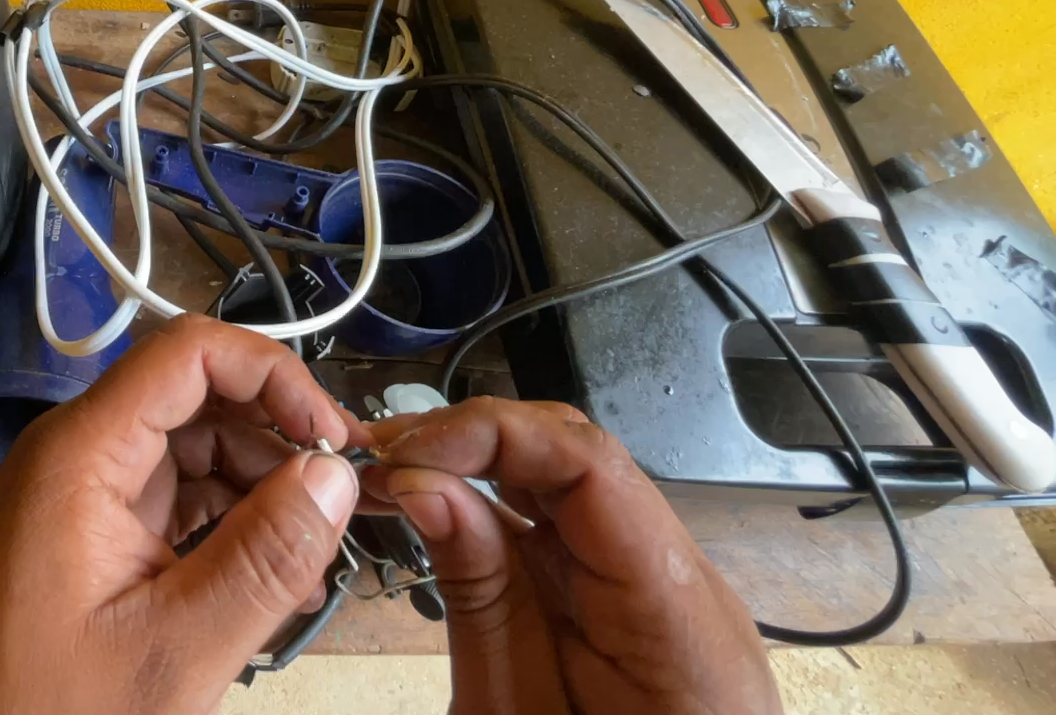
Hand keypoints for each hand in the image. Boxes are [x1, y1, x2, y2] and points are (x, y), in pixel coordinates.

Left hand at [0, 315, 362, 714]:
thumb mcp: (171, 651)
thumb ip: (261, 559)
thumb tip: (334, 477)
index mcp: (83, 449)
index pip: (188, 352)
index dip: (270, 374)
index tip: (332, 437)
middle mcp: (81, 449)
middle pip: (196, 398)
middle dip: (275, 437)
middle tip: (340, 500)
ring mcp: (85, 487)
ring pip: (192, 448)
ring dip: (259, 488)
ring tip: (313, 556)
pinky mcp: (92, 525)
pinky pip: (174, 497)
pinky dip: (227, 523)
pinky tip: (271, 574)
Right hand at [365, 397, 779, 714]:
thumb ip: (480, 595)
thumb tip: (419, 480)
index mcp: (677, 620)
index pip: (590, 466)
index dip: (490, 434)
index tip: (405, 454)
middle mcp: (677, 577)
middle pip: (570, 452)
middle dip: (465, 437)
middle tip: (378, 456)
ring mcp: (646, 574)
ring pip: (552, 470)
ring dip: (464, 458)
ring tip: (387, 472)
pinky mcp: (612, 583)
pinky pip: (547, 513)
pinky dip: (479, 495)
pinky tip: (426, 498)